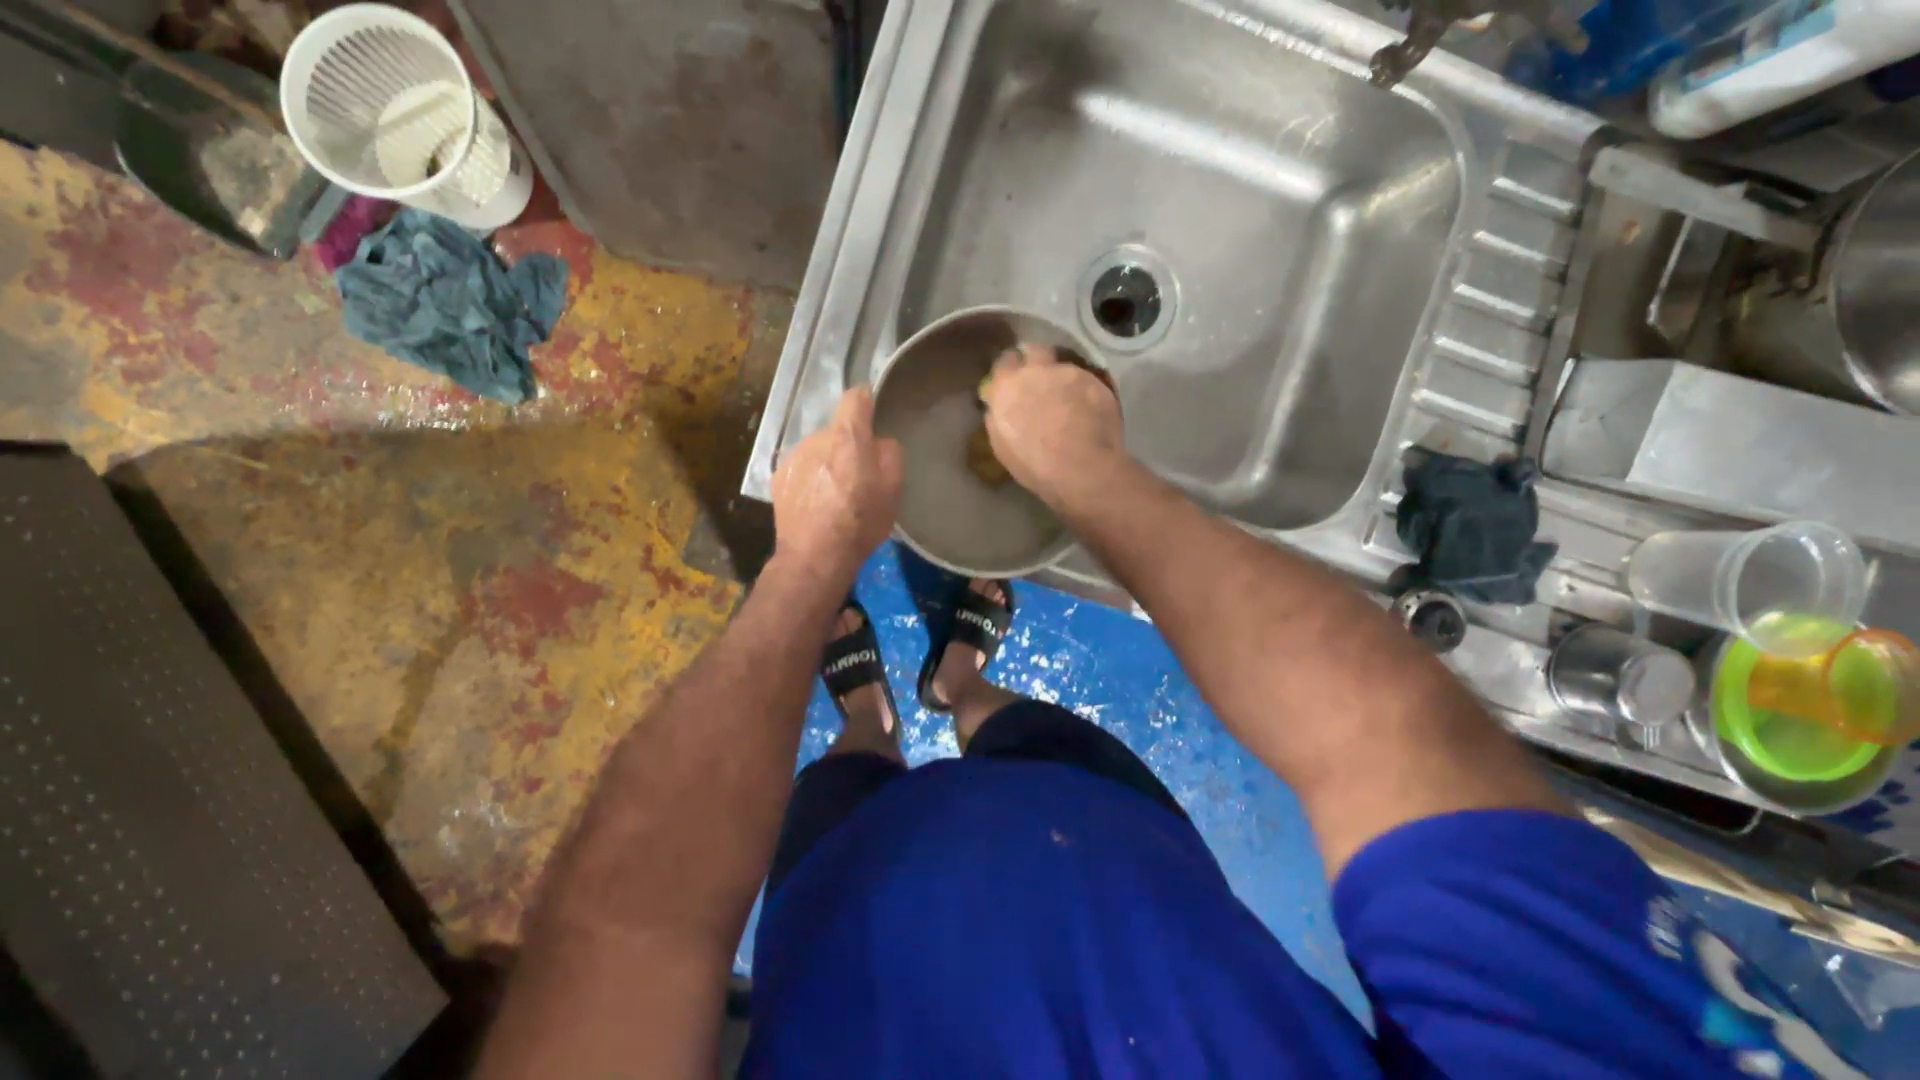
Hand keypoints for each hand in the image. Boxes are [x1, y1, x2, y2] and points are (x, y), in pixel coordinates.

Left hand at [770, 386, 903, 584]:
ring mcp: (793, 457)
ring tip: (835, 493)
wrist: (815, 556)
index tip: (872, 415)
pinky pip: (801, 468)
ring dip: (827, 461)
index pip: (855, 397)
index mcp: (847, 436)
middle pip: (836, 429)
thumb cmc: (860, 521)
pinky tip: (816, 503)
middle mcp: (816, 438)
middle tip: (858, 474)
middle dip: (847, 445)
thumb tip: (878, 441)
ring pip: (817, 449)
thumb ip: (889, 453)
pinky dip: (810, 478)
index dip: (866, 402)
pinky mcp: (779, 477)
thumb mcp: (893, 489)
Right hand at [981, 345, 1125, 505]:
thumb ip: (998, 417)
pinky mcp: (1096, 381)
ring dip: (1064, 379)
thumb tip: (999, 406)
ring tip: (1070, 400)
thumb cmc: (1035, 464)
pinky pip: (1087, 381)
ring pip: (1064, 367)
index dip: (1011, 369)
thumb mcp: (1002, 445)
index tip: (1015, 379)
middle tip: (1042, 380)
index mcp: (1009, 386)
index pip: (1005, 361)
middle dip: (1038, 361)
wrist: (1083, 468)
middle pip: (1036, 351)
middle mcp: (1037, 370)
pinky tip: (1090, 410)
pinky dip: (1086, 392)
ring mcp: (1069, 373)